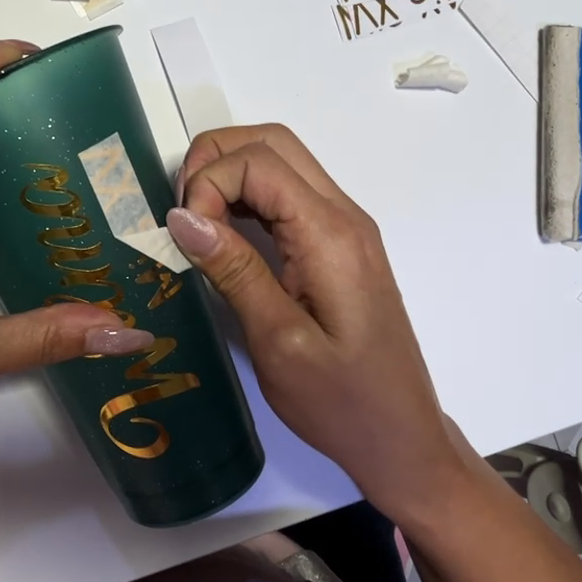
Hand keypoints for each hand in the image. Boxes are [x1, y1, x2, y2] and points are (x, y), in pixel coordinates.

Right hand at [165, 125, 466, 520]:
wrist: (401, 439)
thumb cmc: (340, 402)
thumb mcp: (278, 342)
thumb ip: (232, 270)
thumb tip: (182, 215)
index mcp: (329, 235)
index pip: (258, 161)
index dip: (208, 183)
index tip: (184, 234)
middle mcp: (342, 216)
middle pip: (272, 143)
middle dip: (214, 160)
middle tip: (181, 211)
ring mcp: (343, 228)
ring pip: (280, 161)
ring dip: (229, 175)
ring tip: (194, 222)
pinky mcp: (336, 245)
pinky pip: (287, 194)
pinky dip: (246, 197)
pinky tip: (221, 234)